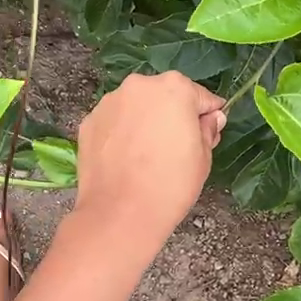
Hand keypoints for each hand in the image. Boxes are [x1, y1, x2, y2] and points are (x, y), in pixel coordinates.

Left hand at [73, 72, 225, 246]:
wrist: (119, 214)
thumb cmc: (170, 184)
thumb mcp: (204, 157)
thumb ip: (208, 129)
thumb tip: (211, 119)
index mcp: (174, 88)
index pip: (200, 97)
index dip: (206, 117)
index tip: (206, 134)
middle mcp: (140, 86)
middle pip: (165, 96)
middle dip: (172, 115)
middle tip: (175, 148)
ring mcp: (110, 102)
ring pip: (137, 107)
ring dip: (144, 122)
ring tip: (146, 156)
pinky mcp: (89, 121)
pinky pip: (114, 122)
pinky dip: (121, 133)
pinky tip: (125, 160)